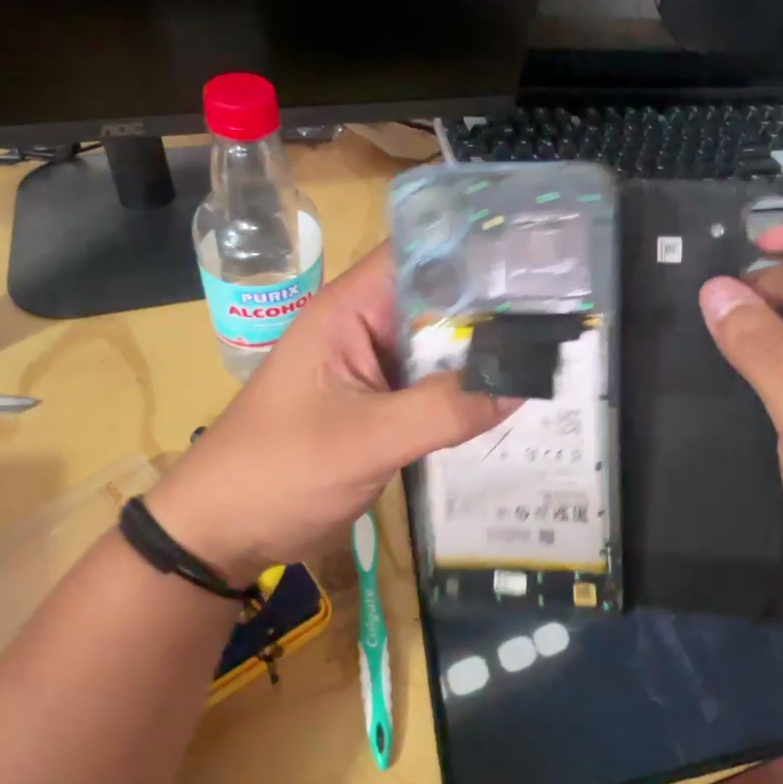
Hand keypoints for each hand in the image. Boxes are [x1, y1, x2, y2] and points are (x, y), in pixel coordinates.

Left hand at [146, 246, 515, 584]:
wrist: (220, 534)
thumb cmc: (278, 471)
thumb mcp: (365, 440)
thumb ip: (444, 411)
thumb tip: (521, 385)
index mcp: (349, 310)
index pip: (420, 254)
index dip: (475, 249)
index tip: (535, 260)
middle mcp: (364, 327)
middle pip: (438, 300)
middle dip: (494, 305)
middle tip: (561, 311)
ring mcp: (372, 368)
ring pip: (439, 346)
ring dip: (484, 351)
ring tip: (552, 347)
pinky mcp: (379, 406)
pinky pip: (432, 386)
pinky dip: (466, 390)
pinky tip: (513, 394)